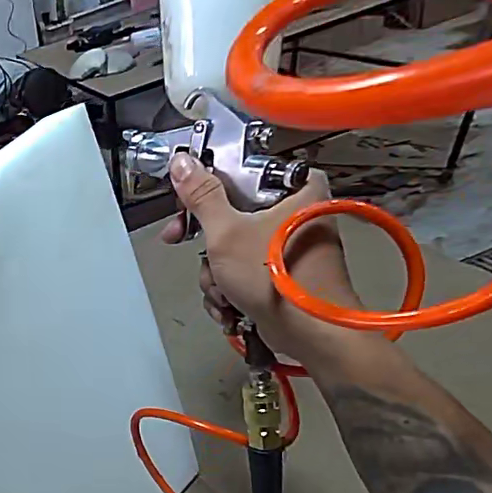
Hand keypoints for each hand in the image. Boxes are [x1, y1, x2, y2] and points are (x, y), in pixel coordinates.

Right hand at [158, 152, 374, 372]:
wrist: (310, 332)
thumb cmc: (274, 275)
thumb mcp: (227, 232)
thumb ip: (201, 195)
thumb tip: (181, 161)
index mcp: (294, 188)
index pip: (239, 175)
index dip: (206, 193)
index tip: (184, 210)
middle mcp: (295, 213)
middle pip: (230, 217)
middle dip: (209, 252)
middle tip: (199, 259)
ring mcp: (286, 247)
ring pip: (230, 250)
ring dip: (217, 277)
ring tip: (225, 294)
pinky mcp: (280, 274)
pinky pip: (242, 272)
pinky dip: (230, 291)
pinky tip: (230, 307)